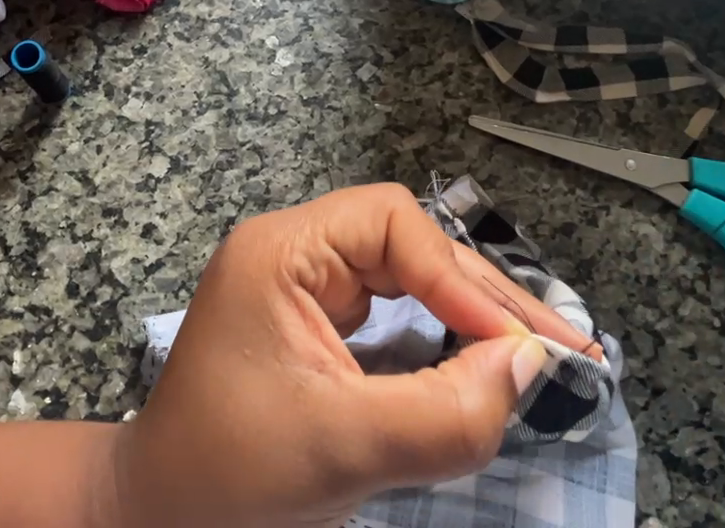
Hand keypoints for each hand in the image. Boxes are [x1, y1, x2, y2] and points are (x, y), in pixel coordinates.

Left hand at [110, 183, 595, 527]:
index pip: (389, 225)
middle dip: (482, 296)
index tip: (515, 345)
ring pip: (407, 274)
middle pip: (406, 245)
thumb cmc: (229, 474)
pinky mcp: (316, 317)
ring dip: (471, 312)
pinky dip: (441, 333)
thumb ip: (441, 414)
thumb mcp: (340, 449)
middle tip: (564, 347)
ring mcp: (303, 281)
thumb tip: (527, 369)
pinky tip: (482, 357)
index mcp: (280, 252)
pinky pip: (392, 307)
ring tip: (540, 352)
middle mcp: (293, 251)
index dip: (458, 278)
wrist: (161, 507)